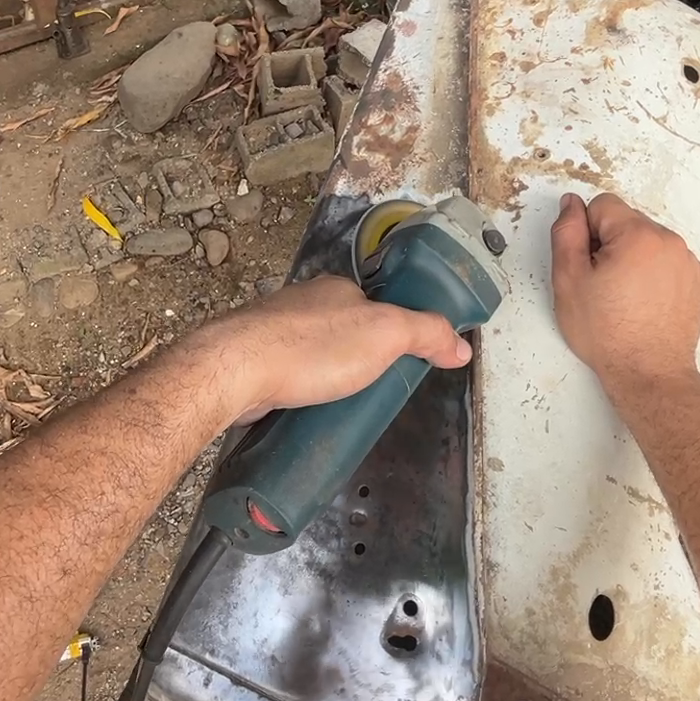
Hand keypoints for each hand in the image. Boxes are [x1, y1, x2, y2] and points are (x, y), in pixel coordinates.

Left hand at [196, 275, 471, 424]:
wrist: (237, 370)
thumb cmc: (314, 348)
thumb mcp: (387, 335)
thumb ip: (426, 334)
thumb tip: (462, 346)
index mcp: (335, 289)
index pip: (374, 305)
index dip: (391, 332)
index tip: (399, 363)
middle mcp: (302, 303)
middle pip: (341, 330)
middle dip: (355, 359)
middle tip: (370, 393)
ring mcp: (271, 331)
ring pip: (310, 353)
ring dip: (325, 376)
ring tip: (338, 407)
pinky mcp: (251, 361)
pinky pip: (285, 374)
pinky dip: (298, 390)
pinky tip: (304, 410)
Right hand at [550, 192, 699, 397]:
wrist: (648, 372)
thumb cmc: (605, 331)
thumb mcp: (569, 279)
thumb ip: (567, 233)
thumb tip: (571, 204)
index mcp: (638, 236)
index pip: (602, 205)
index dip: (585, 231)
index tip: (584, 263)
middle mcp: (670, 241)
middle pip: (625, 222)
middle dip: (607, 244)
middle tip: (597, 283)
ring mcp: (687, 260)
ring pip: (644, 241)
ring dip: (628, 257)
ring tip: (619, 295)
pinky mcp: (696, 279)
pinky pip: (664, 260)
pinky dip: (649, 272)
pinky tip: (639, 301)